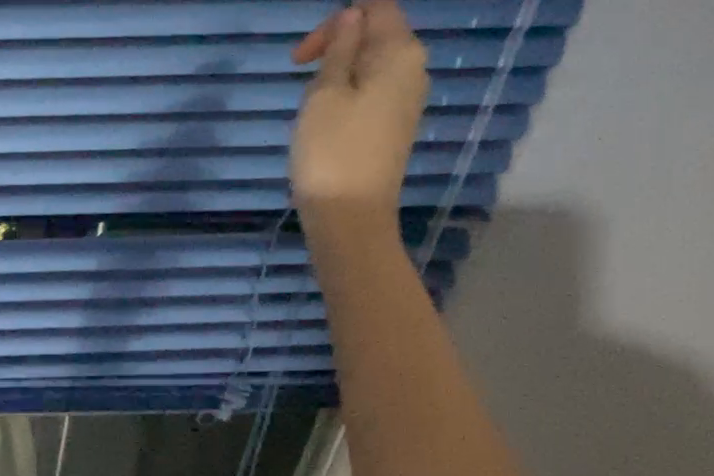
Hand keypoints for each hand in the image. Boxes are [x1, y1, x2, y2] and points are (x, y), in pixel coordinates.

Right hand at [290, 0, 429, 222]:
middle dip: (337, 48)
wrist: (350, 218)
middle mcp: (414, 69)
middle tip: (300, 79)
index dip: (335, 23)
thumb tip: (353, 16)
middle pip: (377, 36)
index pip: (375, 8)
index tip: (300, 57)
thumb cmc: (331, 153)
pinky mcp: (395, 129)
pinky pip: (372, 96)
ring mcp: (407, 101)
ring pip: (372, 68)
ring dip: (339, 77)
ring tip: (311, 107)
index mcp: (400, 51)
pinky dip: (348, 99)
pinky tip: (326, 125)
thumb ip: (340, 49)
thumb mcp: (323, 94)